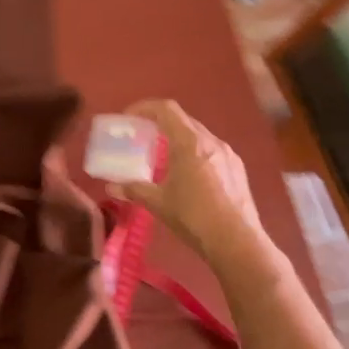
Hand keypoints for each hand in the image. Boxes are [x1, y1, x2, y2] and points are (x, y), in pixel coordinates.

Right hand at [118, 99, 268, 270]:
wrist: (236, 241)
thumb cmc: (193, 217)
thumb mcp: (158, 203)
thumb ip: (133, 190)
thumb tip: (111, 187)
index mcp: (190, 143)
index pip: (166, 110)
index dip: (144, 108)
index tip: (128, 118)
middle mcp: (212, 142)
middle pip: (183, 120)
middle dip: (159, 123)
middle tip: (141, 137)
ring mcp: (228, 155)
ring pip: (198, 135)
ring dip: (177, 139)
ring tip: (162, 157)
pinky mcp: (237, 169)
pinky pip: (211, 150)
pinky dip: (193, 152)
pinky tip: (187, 175)